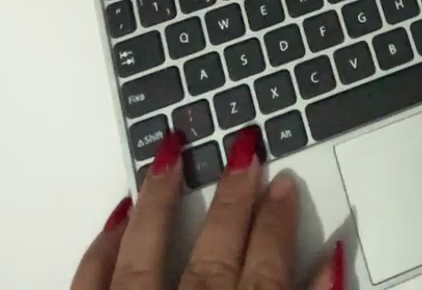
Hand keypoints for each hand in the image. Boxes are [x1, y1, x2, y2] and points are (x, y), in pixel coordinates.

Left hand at [73, 128, 343, 289]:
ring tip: (172, 145)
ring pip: (147, 253)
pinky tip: (117, 210)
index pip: (265, 271)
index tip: (286, 184)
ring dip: (162, 199)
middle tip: (245, 145)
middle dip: (232, 195)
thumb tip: (333, 256)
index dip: (278, 224)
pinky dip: (102, 248)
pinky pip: (88, 285)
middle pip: (214, 252)